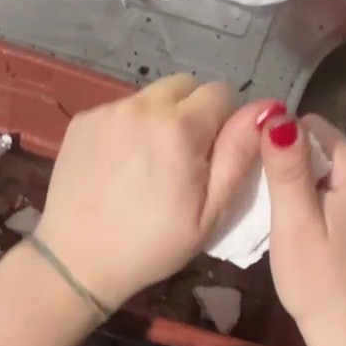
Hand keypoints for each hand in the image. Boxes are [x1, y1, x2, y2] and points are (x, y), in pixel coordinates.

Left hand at [38, 74, 261, 305]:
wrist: (78, 260)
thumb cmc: (153, 245)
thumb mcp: (210, 212)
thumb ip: (240, 155)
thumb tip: (268, 110)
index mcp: (178, 128)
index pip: (222, 93)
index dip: (225, 123)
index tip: (212, 158)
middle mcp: (141, 106)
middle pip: (185, 85)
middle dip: (194, 113)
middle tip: (184, 158)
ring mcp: (107, 111)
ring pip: (151, 96)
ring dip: (160, 118)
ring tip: (150, 164)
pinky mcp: (82, 120)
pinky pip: (121, 109)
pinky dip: (129, 127)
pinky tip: (121, 166)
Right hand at [260, 111, 345, 345]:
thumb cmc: (316, 279)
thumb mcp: (293, 221)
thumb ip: (286, 165)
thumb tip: (273, 112)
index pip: (311, 127)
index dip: (281, 148)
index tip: (265, 183)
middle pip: (322, 146)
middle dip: (294, 167)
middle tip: (277, 209)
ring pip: (330, 167)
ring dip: (305, 186)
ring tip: (290, 221)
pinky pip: (341, 187)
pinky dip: (321, 200)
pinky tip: (309, 229)